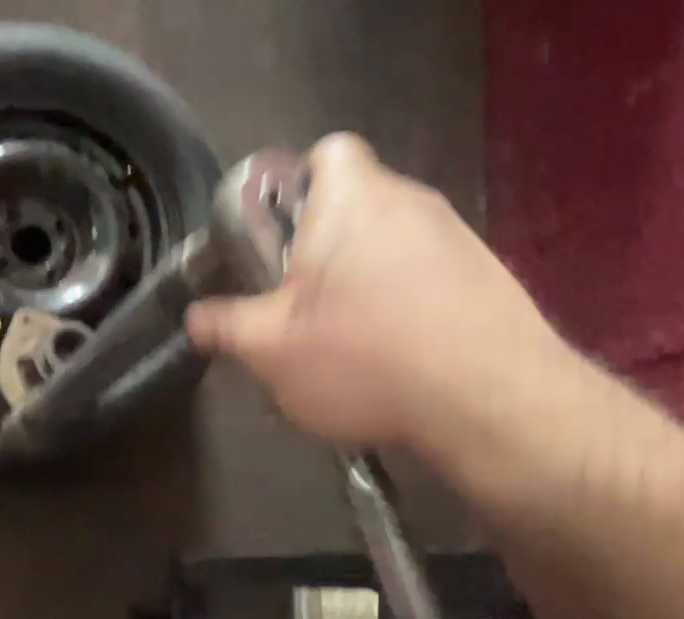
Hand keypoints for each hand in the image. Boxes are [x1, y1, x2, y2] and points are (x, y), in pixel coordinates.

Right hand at [185, 134, 564, 448]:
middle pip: (349, 206)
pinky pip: (418, 275)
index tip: (268, 240)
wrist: (489, 399)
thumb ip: (223, 326)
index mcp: (352, 202)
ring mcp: (454, 236)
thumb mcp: (268, 351)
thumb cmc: (364, 359)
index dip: (289, 187)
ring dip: (353, 282)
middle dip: (313, 249)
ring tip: (333, 341)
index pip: (323, 154)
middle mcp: (409, 201)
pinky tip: (384, 356)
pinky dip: (394, 303)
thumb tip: (194, 316)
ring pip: (383, 244)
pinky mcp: (482, 275)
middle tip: (285, 306)